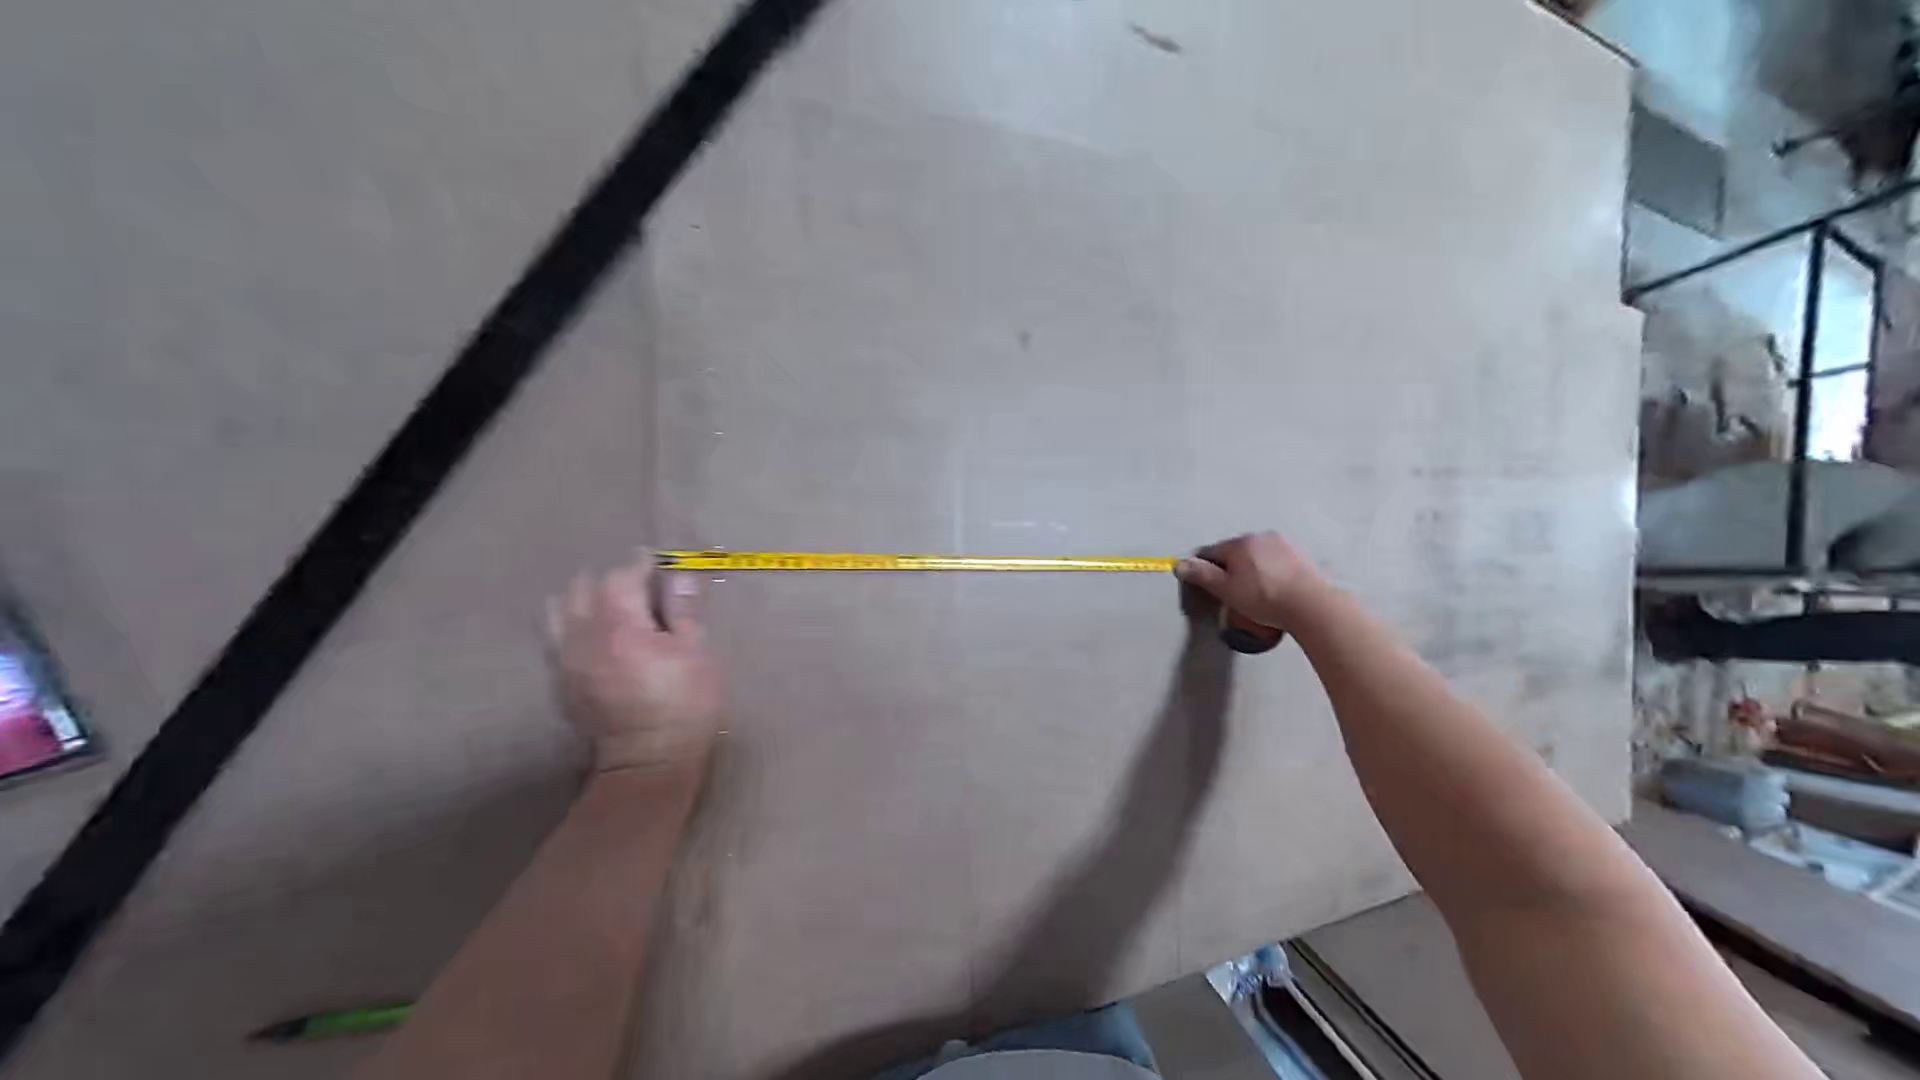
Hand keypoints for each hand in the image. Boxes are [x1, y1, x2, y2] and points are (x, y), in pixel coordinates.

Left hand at [545, 551, 723, 774]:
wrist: (649, 763)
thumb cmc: (685, 705)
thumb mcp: (698, 653)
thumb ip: (685, 610)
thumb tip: (680, 574)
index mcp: (620, 626)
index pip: (621, 576)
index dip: (640, 565)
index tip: (657, 562)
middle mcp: (583, 637)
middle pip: (581, 588)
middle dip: (609, 579)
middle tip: (638, 587)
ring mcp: (565, 662)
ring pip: (558, 611)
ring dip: (582, 599)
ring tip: (611, 608)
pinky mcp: (561, 683)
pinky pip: (555, 639)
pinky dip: (572, 626)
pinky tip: (596, 637)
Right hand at [1174, 531, 1327, 629]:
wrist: (1311, 604)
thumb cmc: (1263, 597)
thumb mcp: (1226, 590)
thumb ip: (1201, 575)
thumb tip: (1179, 564)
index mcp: (1239, 543)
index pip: (1211, 552)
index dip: (1205, 569)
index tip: (1210, 586)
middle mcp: (1260, 536)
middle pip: (1235, 551)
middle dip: (1231, 567)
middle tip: (1234, 593)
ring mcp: (1284, 544)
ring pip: (1257, 554)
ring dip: (1253, 568)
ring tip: (1258, 592)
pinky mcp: (1301, 555)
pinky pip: (1277, 560)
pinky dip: (1272, 570)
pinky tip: (1276, 588)